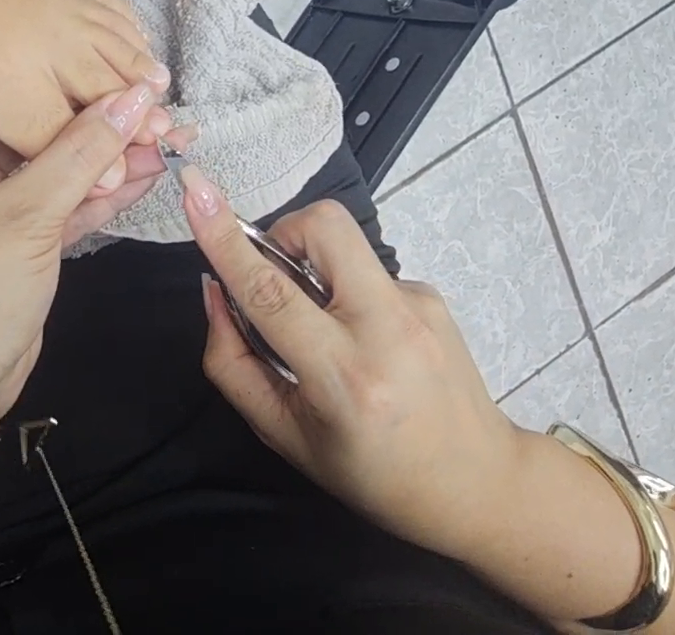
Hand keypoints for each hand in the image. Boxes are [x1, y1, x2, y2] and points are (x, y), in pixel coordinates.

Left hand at [0, 0, 166, 159]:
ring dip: (135, 62)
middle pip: (127, 69)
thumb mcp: (7, 104)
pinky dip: (114, 22)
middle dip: (146, 101)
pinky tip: (108, 26)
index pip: (122, 106)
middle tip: (169, 128)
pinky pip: (94, 4)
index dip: (138, 133)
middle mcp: (81, 25)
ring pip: (115, 35)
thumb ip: (64, 142)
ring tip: (154, 81)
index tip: (156, 155)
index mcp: (78, 60)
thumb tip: (120, 173)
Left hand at [0, 85, 193, 438]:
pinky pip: (68, 203)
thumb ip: (82, 152)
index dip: (45, 70)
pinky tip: (151, 172)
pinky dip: (106, 192)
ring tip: (171, 134)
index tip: (103, 59)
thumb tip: (133, 99)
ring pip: (60, 167)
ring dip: (112, 156)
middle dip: (96, 118)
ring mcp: (0, 206)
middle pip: (37, 127)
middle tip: (157, 104)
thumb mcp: (26, 213)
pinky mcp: (26, 239)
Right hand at [177, 169, 523, 558]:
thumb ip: (233, 361)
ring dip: (315, 268)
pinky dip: (347, 292)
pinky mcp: (432, 295)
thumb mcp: (283, 433)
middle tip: (276, 274)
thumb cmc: (369, 471)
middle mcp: (386, 329)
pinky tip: (367, 341)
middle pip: (325, 227)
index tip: (196, 190)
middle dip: (284, 230)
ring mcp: (417, 305)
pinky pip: (366, 270)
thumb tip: (214, 289)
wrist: (479, 484)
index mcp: (342, 375)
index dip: (225, 240)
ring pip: (345, 244)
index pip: (270, 292)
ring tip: (326, 327)